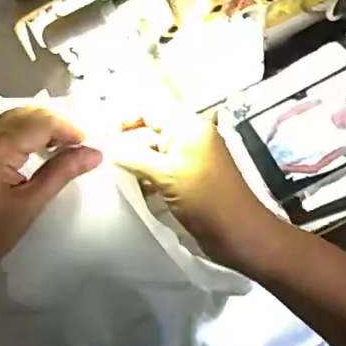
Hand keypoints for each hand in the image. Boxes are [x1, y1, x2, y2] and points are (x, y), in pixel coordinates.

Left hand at [0, 106, 102, 292]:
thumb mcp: (29, 206)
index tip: (89, 146)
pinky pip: (1, 131)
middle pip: (25, 115)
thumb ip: (61, 173)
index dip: (67, 129)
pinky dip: (24, 135)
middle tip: (80, 147)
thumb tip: (95, 153)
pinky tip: (39, 151)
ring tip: (65, 149)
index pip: (38, 123)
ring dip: (40, 128)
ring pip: (13, 120)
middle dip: (55, 125)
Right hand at [109, 109, 280, 267]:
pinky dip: (151, 175)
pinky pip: (167, 168)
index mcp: (190, 127)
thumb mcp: (164, 175)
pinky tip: (137, 187)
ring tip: (118, 174)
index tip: (105, 137)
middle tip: (107, 159)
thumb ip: (133, 158)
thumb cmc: (204, 199)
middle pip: (154, 131)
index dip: (127, 121)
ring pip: (159, 152)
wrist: (240, 233)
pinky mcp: (195, 177)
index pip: (151, 112)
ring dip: (140, 162)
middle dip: (132, 143)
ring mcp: (195, 157)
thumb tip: (108, 149)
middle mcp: (194, 136)